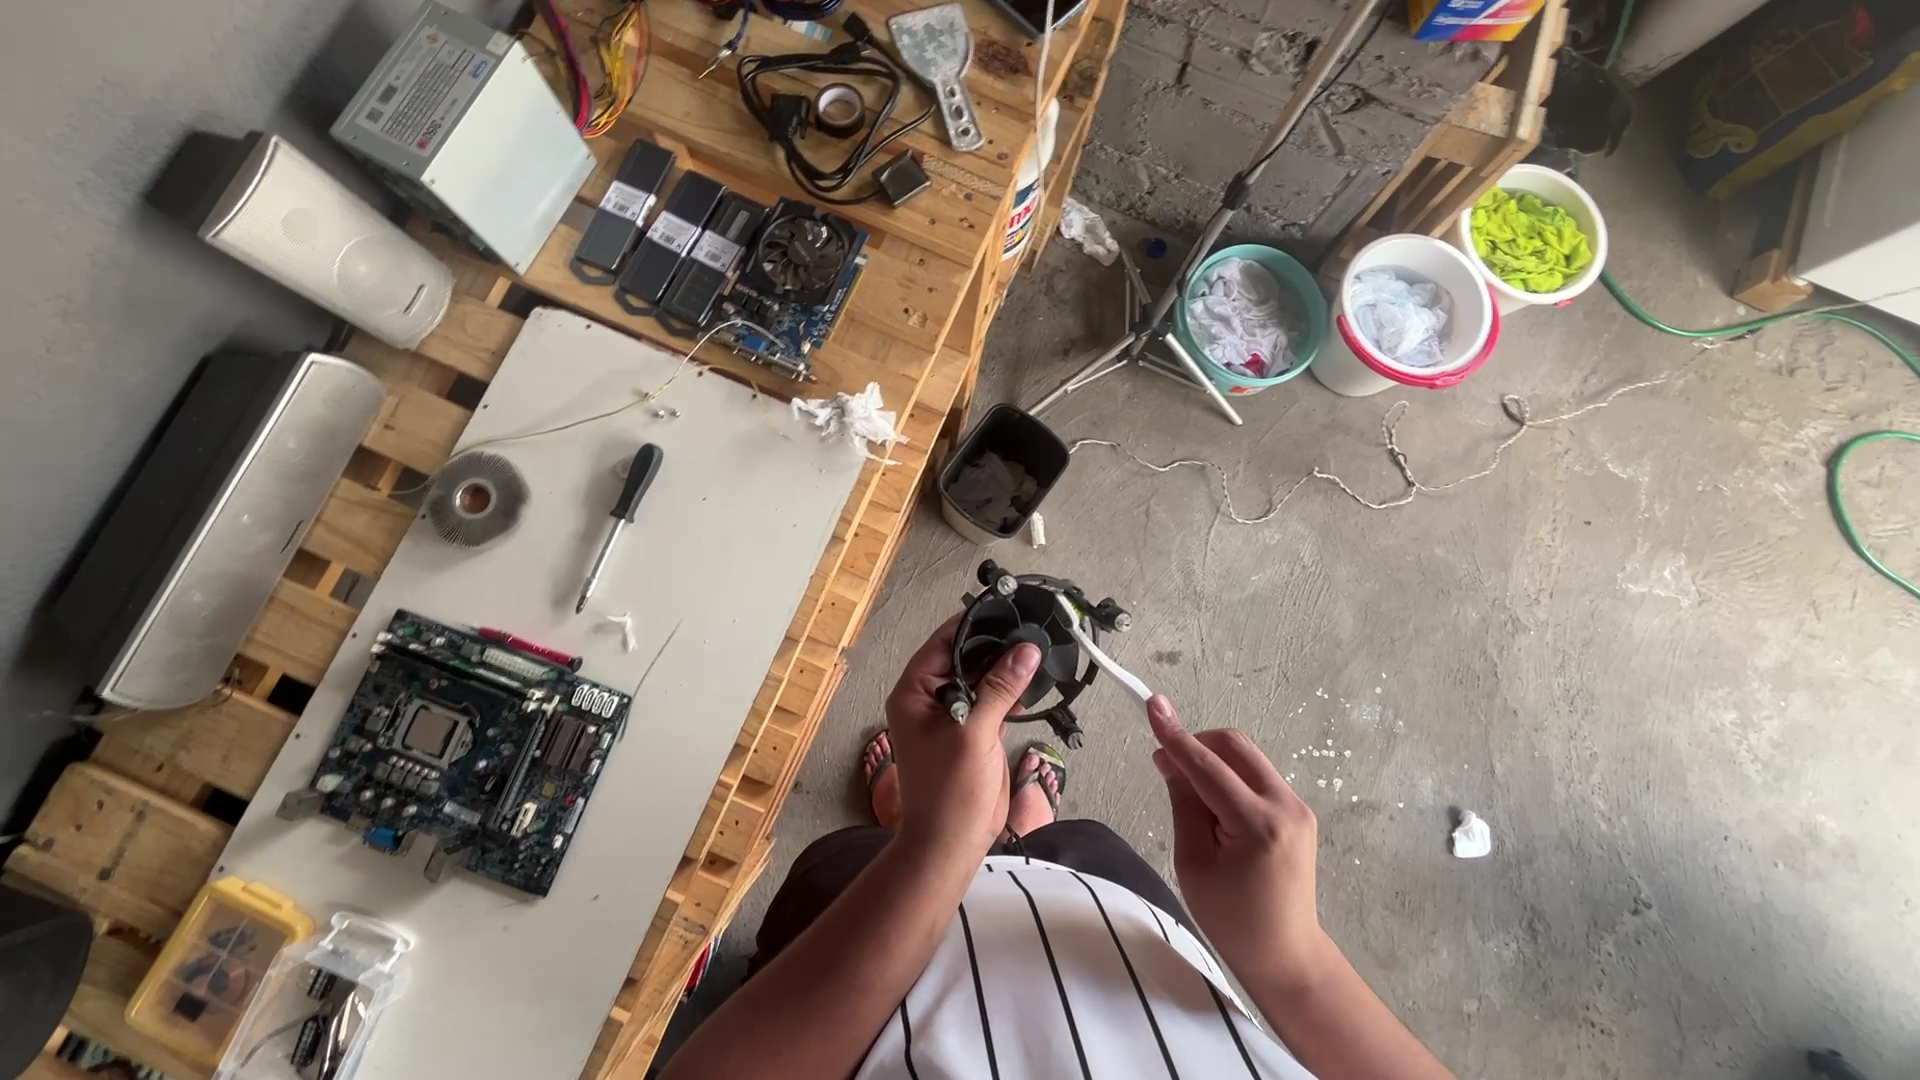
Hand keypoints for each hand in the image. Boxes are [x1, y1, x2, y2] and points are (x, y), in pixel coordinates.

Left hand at [884, 616, 1040, 860]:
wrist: (952, 843)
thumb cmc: (948, 791)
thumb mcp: (973, 733)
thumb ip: (999, 689)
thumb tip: (1026, 650)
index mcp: (914, 692)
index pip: (943, 642)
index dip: (973, 623)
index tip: (1005, 605)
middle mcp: (931, 697)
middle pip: (965, 657)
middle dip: (996, 644)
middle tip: (1031, 624)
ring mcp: (954, 714)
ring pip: (982, 677)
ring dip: (1007, 666)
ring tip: (1039, 646)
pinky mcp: (974, 730)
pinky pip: (993, 699)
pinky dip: (1012, 690)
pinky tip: (1034, 680)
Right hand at [1148, 694, 1328, 987]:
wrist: (1284, 954)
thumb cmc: (1230, 917)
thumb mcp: (1193, 861)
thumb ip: (1184, 803)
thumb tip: (1171, 759)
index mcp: (1258, 824)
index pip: (1208, 767)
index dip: (1176, 735)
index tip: (1152, 704)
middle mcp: (1286, 806)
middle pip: (1234, 746)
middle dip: (1197, 744)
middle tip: (1168, 766)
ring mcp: (1297, 807)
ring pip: (1246, 756)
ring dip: (1213, 760)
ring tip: (1192, 796)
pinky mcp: (1298, 812)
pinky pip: (1256, 774)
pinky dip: (1229, 776)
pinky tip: (1215, 806)